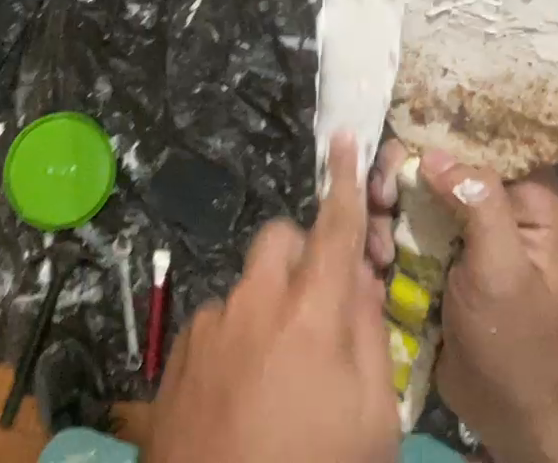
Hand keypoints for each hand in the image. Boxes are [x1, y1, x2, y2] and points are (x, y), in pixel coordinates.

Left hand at [147, 131, 398, 462]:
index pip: (334, 230)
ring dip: (270, 304)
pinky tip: (245, 388)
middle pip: (278, 239)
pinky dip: (239, 335)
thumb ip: (369, 335)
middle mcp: (255, 302)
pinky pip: (220, 320)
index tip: (345, 140)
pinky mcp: (183, 348)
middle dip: (302, 253)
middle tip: (320, 300)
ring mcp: (212, 322)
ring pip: (249, 284)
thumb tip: (359, 280)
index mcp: (312, 313)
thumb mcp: (374, 418)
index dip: (344, 183)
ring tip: (282, 368)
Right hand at [367, 145, 557, 462]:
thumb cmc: (517, 341)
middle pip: (440, 160)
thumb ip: (478, 205)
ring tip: (377, 245)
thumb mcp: (503, 270)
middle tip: (380, 199)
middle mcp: (496, 205)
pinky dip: (382, 234)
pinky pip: (401, 223)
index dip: (447, 129)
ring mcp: (461, 229)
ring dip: (386, 210)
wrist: (507, 411)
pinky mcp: (435, 253)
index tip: (408, 138)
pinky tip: (375, 258)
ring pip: (413, 191)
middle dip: (403, 176)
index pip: (491, 139)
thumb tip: (435, 153)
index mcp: (529, 202)